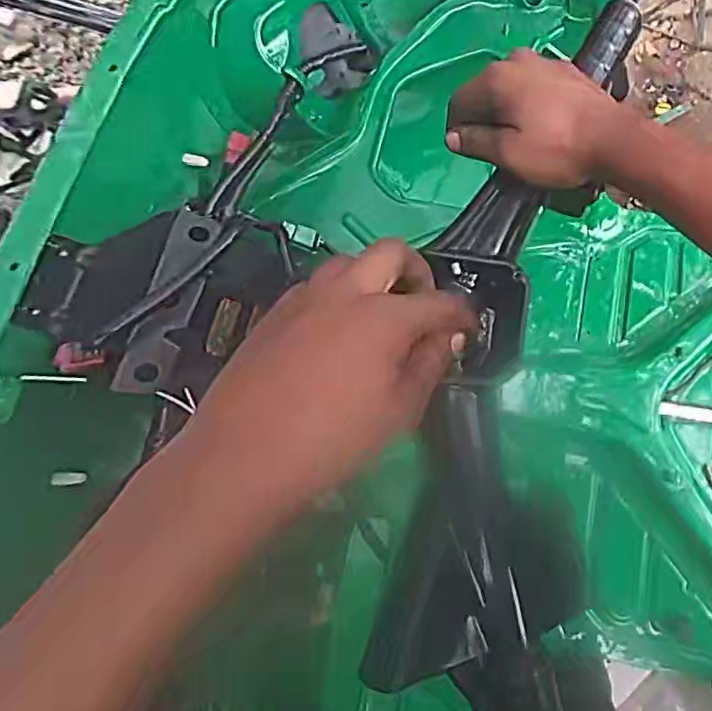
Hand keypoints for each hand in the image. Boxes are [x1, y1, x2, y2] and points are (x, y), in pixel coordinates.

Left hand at [167, 240, 475, 507]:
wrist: (242, 458)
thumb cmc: (333, 441)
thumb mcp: (400, 411)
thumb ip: (430, 365)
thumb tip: (445, 338)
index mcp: (384, 316)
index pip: (440, 302)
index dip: (463, 315)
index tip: (468, 330)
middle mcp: (346, 292)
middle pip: (393, 251)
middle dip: (419, 272)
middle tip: (424, 307)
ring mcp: (306, 297)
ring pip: (350, 262)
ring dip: (375, 278)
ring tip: (381, 318)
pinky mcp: (276, 311)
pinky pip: (318, 286)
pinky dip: (340, 295)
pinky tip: (339, 333)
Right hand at [447, 47, 643, 187]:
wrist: (616, 140)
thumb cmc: (561, 150)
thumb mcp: (511, 155)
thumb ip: (477, 142)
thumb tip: (454, 137)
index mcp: (497, 78)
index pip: (460, 99)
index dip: (457, 127)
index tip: (467, 148)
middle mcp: (518, 61)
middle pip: (487, 90)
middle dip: (485, 117)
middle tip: (495, 148)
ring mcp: (546, 63)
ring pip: (513, 87)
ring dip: (510, 111)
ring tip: (522, 139)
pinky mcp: (570, 73)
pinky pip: (538, 88)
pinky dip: (533, 105)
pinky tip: (545, 127)